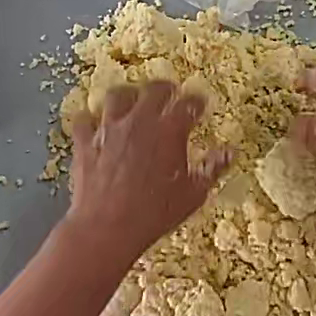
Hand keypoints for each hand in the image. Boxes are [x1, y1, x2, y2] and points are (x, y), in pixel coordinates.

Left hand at [64, 81, 229, 265]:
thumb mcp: (192, 195)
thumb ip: (211, 169)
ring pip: (117, 95)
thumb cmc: (155, 214)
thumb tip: (231, 152)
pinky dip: (91, 121)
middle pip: (154, 89)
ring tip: (132, 100)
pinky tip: (95, 126)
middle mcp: (139, 120)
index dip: (196, 101)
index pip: (188, 104)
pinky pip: (85, 120)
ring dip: (127, 95)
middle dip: (165, 88)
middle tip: (170, 93)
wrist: (107, 226)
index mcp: (168, 130)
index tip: (199, 103)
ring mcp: (109, 127)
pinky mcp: (85, 140)